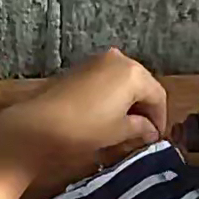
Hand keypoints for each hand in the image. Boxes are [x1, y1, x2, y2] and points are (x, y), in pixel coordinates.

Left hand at [0, 49, 168, 170]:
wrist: (38, 125)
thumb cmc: (85, 128)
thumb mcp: (118, 131)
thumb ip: (140, 128)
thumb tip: (150, 131)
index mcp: (133, 72)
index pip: (157, 95)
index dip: (160, 119)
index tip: (157, 139)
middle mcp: (116, 60)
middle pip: (140, 86)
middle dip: (143, 111)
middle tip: (142, 135)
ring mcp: (94, 63)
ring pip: (121, 84)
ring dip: (126, 106)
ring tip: (124, 130)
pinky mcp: (77, 71)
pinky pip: (104, 84)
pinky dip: (110, 100)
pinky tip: (105, 119)